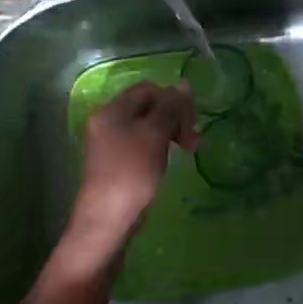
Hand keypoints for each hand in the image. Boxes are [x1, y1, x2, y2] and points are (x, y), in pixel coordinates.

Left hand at [75, 82, 199, 231]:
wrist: (108, 219)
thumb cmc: (132, 173)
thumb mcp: (154, 135)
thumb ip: (170, 108)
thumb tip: (184, 84)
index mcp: (112, 110)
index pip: (149, 90)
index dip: (173, 99)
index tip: (191, 120)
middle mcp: (108, 121)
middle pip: (148, 106)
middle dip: (175, 116)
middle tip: (194, 138)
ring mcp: (111, 142)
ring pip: (148, 125)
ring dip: (172, 131)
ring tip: (190, 148)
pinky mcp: (118, 160)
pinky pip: (143, 142)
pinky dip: (161, 145)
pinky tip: (172, 157)